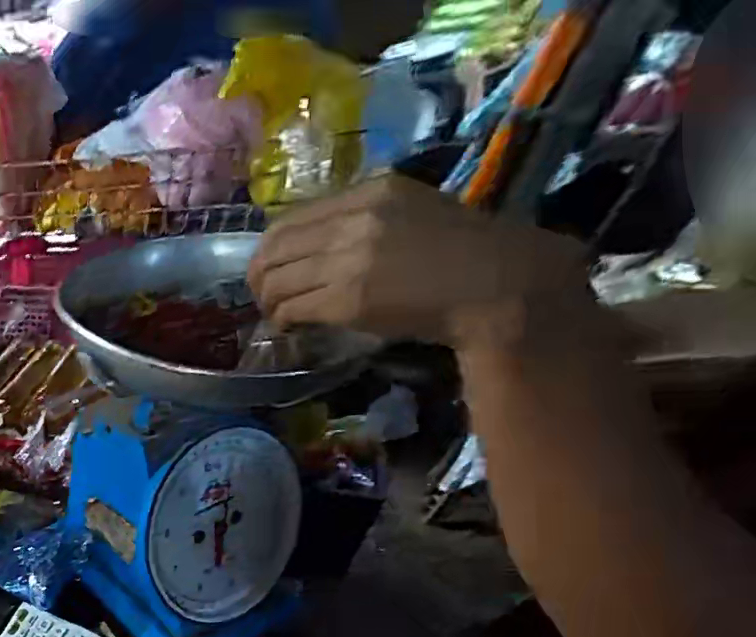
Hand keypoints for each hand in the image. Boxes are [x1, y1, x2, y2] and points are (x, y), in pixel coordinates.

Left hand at [246, 175, 592, 347]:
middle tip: (263, 296)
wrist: (497, 285)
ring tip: (277, 313)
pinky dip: (282, 319)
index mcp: (370, 192)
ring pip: (275, 281)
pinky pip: (291, 308)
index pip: (289, 221)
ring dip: (268, 302)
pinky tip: (290, 325)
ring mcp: (349, 260)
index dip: (268, 249)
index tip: (268, 268)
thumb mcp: (409, 212)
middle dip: (258, 277)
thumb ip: (357, 220)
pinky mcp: (346, 299)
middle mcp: (355, 221)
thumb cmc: (459, 252)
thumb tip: (305, 246)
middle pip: (273, 250)